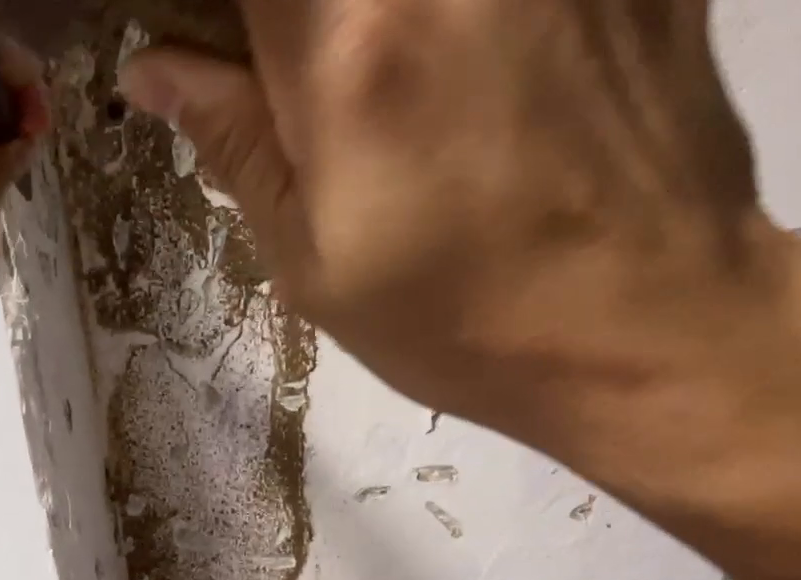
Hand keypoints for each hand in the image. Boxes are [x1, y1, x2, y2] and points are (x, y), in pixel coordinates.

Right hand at [119, 0, 797, 444]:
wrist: (647, 327)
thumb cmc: (452, 318)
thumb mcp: (310, 260)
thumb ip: (233, 140)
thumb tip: (153, 65)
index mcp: (350, 50)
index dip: (220, 11)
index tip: (223, 50)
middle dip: (298, 27)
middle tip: (296, 75)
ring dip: (370, 31)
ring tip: (392, 97)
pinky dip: (465, 22)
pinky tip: (474, 68)